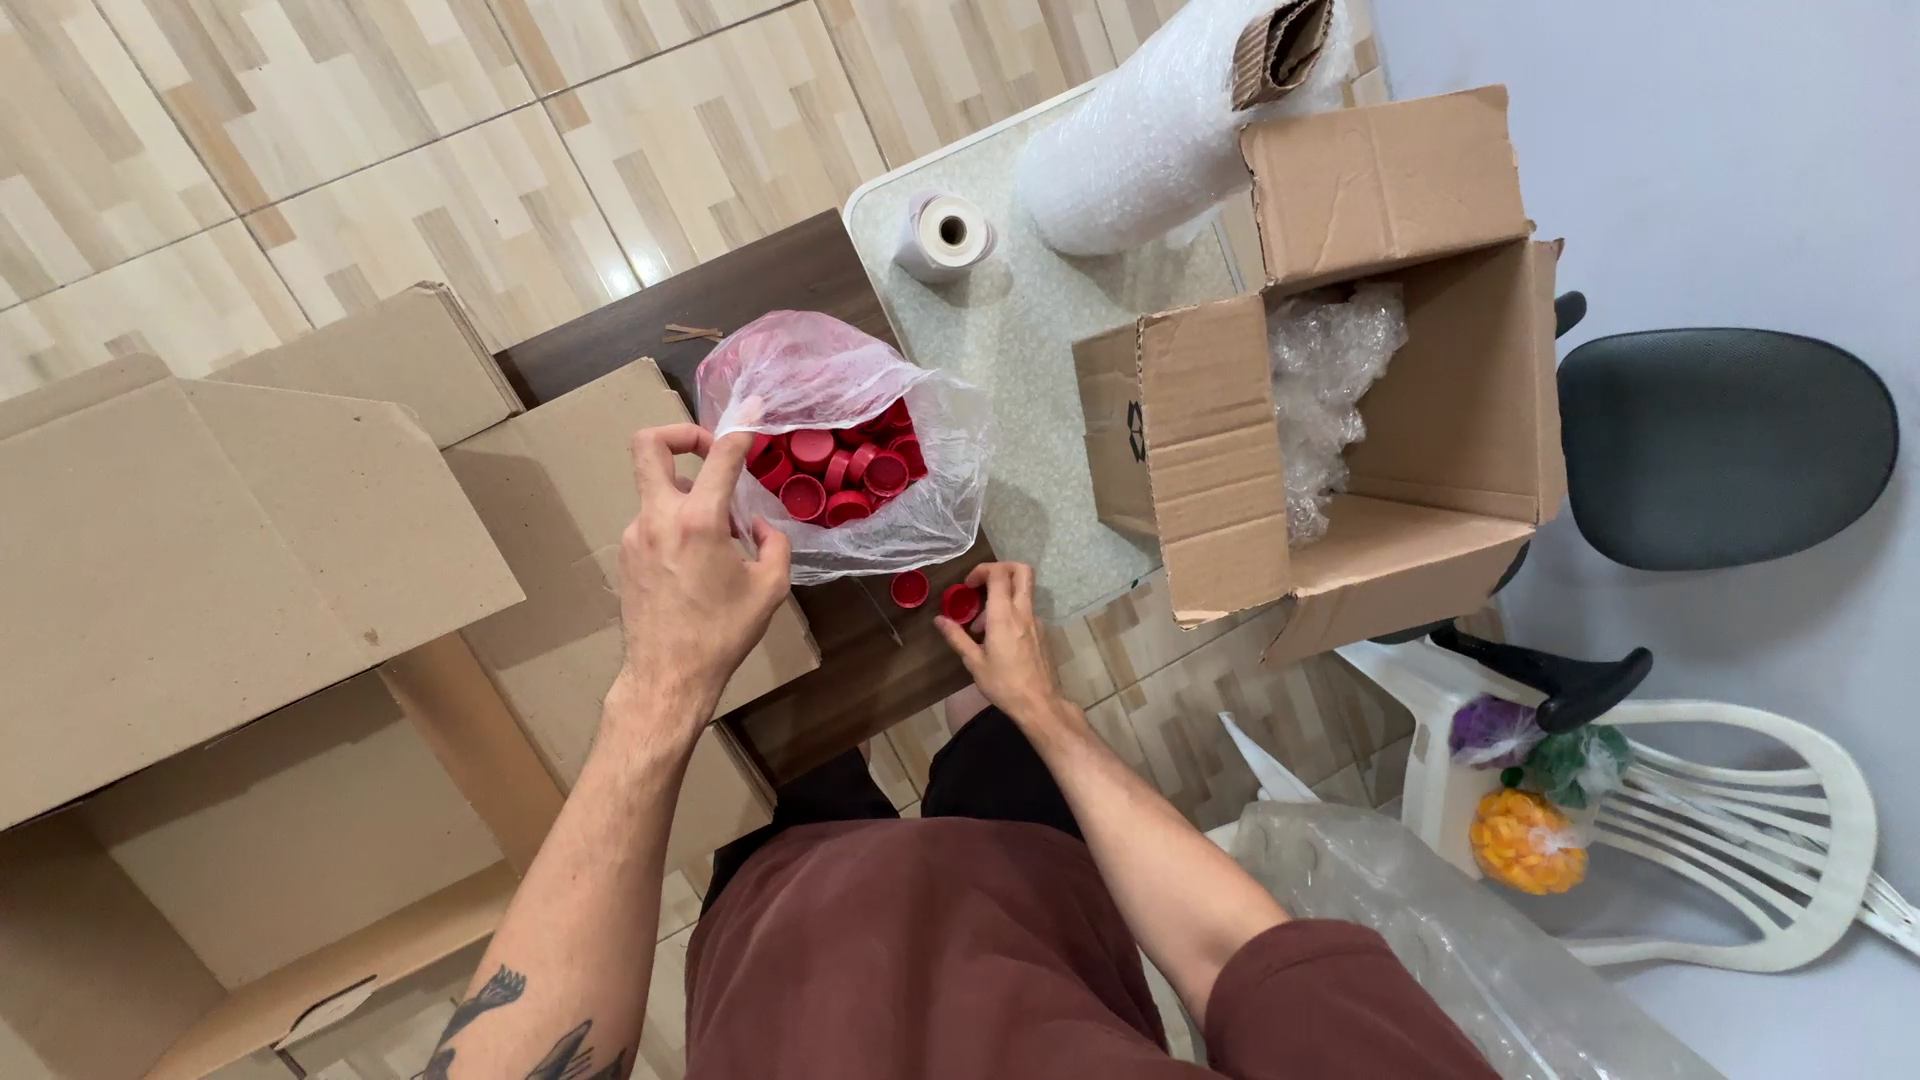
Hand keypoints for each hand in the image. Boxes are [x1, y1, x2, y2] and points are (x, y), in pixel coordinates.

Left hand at [610, 425, 790, 741]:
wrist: (668, 676)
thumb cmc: (724, 633)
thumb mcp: (770, 588)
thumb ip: (775, 544)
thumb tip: (759, 527)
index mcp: (699, 521)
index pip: (720, 456)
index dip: (740, 428)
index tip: (754, 415)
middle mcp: (658, 517)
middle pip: (649, 445)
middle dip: (680, 432)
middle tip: (709, 450)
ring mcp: (635, 535)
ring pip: (658, 489)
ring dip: (691, 494)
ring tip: (721, 535)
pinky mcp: (626, 555)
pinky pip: (654, 520)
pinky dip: (679, 523)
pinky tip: (700, 560)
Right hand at [934, 562, 1073, 728]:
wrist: (1039, 704)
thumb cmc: (1004, 684)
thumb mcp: (974, 662)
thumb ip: (956, 637)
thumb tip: (939, 620)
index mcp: (1004, 615)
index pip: (998, 574)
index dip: (982, 570)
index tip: (968, 585)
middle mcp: (1023, 612)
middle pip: (1022, 571)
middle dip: (1002, 568)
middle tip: (984, 583)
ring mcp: (1037, 621)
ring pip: (1023, 593)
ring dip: (1003, 597)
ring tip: (984, 626)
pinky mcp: (1043, 632)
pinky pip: (1026, 611)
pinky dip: (1011, 614)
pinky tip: (1000, 640)